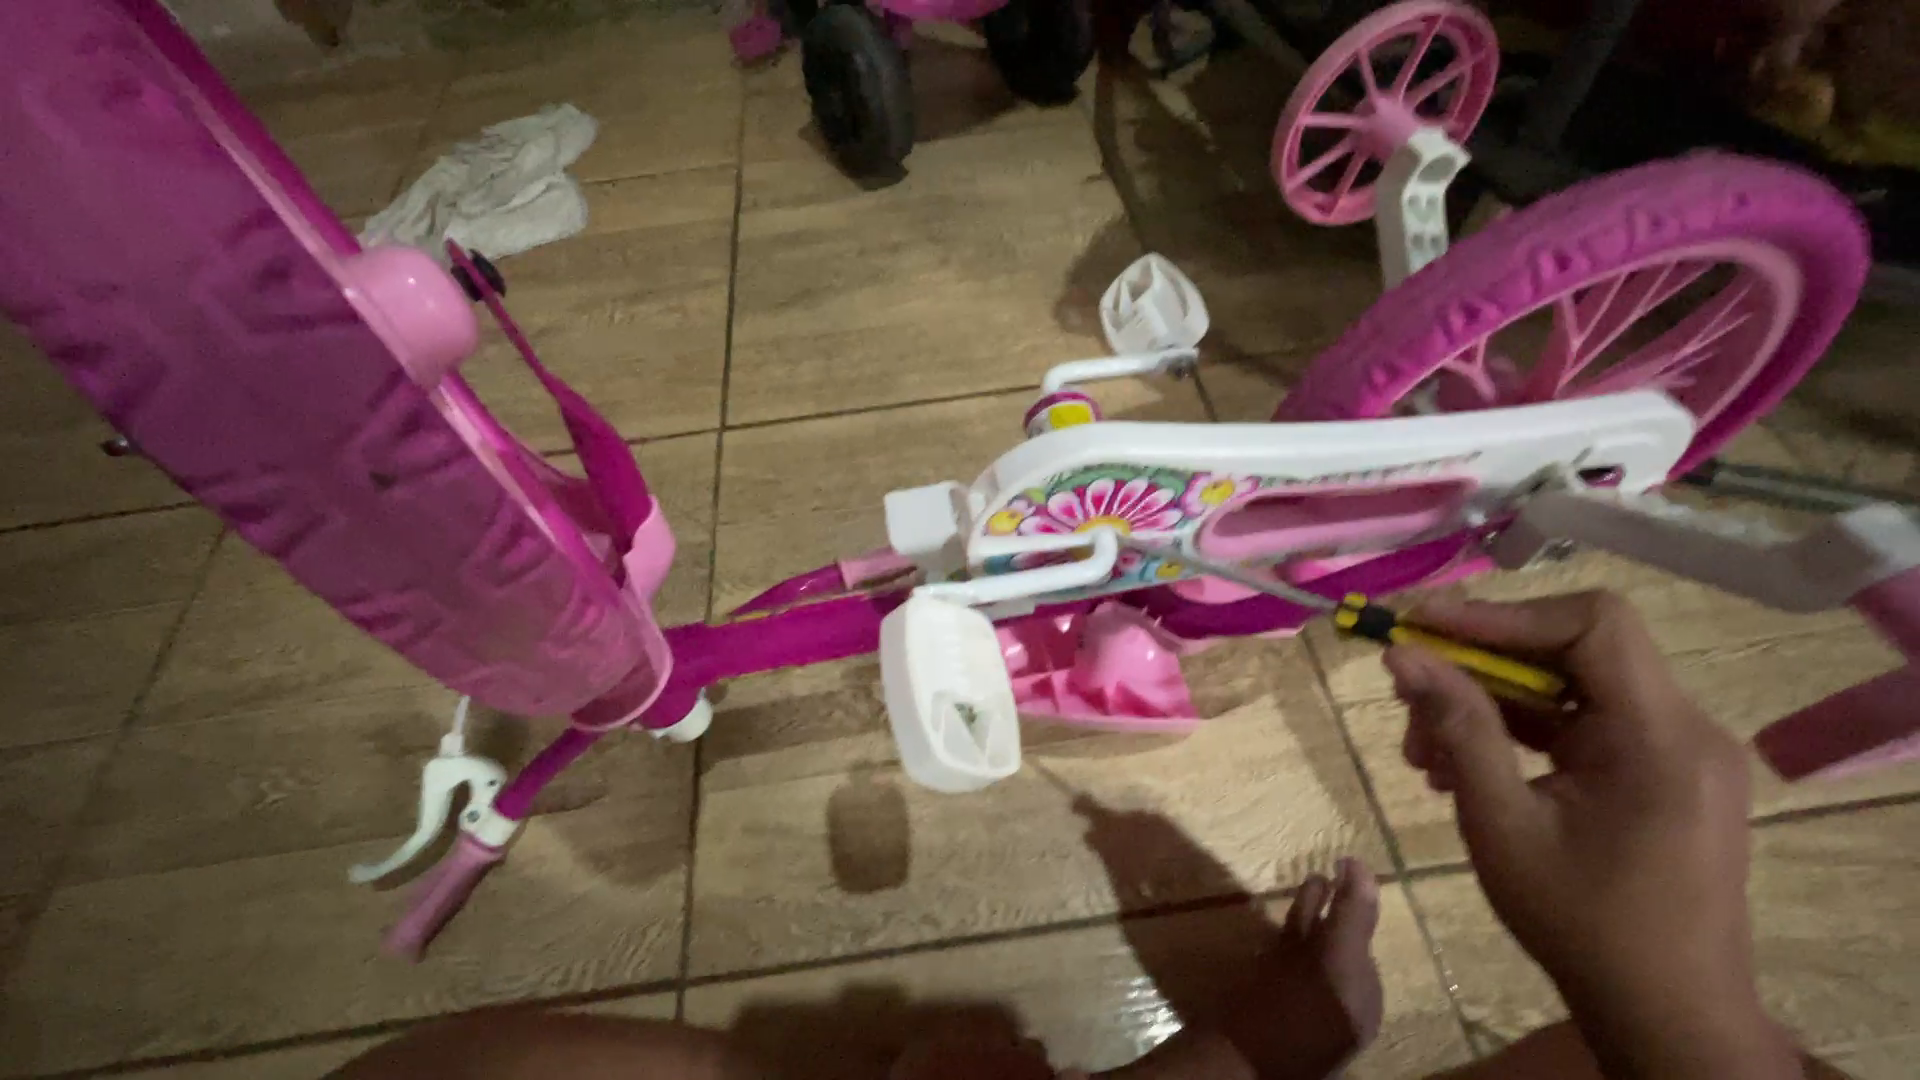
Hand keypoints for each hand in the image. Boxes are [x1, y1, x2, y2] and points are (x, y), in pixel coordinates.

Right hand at [1384, 592, 1794, 1078]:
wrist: (1664, 1015)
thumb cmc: (1580, 923)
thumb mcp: (1500, 823)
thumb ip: (1457, 727)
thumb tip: (1402, 654)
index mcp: (1662, 737)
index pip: (1592, 624)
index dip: (1501, 614)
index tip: (1423, 626)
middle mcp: (1681, 727)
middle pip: (1569, 651)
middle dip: (1476, 665)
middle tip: (1404, 690)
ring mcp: (1671, 749)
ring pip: (1561, 686)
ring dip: (1483, 704)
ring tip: (1422, 752)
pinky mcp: (1653, 769)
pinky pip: (1573, 722)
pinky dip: (1511, 731)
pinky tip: (1458, 766)